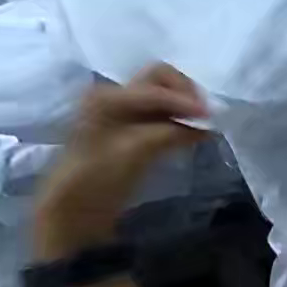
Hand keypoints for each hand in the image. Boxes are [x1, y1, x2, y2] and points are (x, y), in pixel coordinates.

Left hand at [36, 63, 208, 252]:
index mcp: (109, 96)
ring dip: (184, 105)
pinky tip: (193, 131)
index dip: (186, 100)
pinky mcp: (131, 127)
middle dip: (185, 92)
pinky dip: (179, 117)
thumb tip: (208, 126)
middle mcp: (115, 95)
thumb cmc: (100, 176)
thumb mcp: (137, 150)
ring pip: (163, 93)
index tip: (211, 116)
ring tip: (203, 124)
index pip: (157, 88)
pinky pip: (162, 111)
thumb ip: (173, 132)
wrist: (75, 208)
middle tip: (204, 114)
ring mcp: (123, 110)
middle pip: (160, 78)